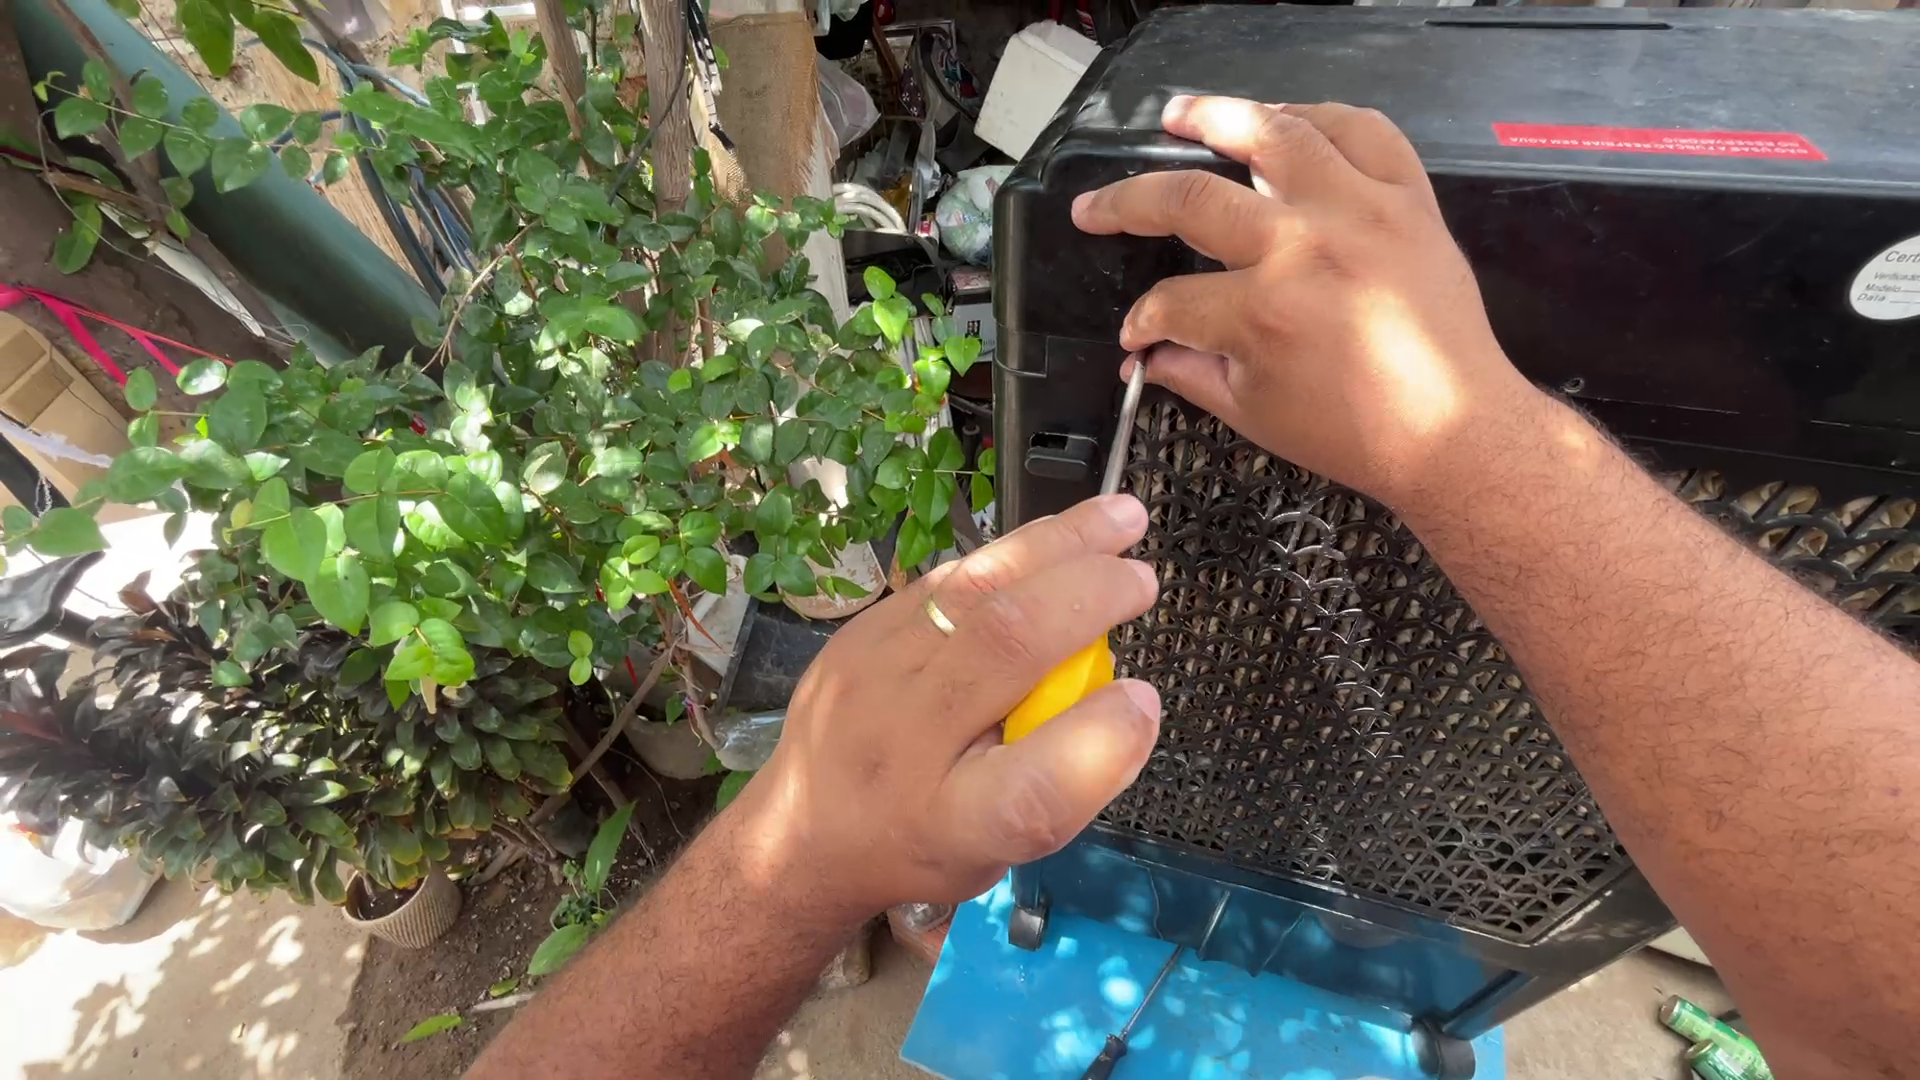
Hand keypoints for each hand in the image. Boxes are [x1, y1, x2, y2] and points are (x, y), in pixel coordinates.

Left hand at [729, 495, 1161, 922]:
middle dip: (1087, 597)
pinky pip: (948, 579)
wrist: (804, 824)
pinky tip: (1054, 542)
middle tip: (1143, 579)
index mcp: (948, 822)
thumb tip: (1130, 697)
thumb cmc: (921, 841)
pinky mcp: (858, 629)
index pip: (1030, 790)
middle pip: (1003, 647)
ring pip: (973, 588)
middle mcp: (901, 740)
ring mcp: (869, 671)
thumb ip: (1062, 784)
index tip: (1143, 697)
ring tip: (1119, 517)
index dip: (1099, 739)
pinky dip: (1012, 556)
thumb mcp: (997, 848)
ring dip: (1056, 546)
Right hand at [1071, 96, 1541, 510]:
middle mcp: (1303, 245)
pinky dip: (1318, 118)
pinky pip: (1363, 130)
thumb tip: (1142, 358)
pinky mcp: (1407, 199)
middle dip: (1126, 205)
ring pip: (1275, 134)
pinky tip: (1284, 119)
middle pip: (1191, 200)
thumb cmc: (1349, 432)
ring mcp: (1360, 210)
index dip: (1139, 324)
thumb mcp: (1249, 410)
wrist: (1448, 429)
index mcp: (1260, 311)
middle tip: (1094, 206)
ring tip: (1178, 113)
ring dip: (1215, 117)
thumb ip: (1186, 372)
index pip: (1168, 302)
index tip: (1134, 338)